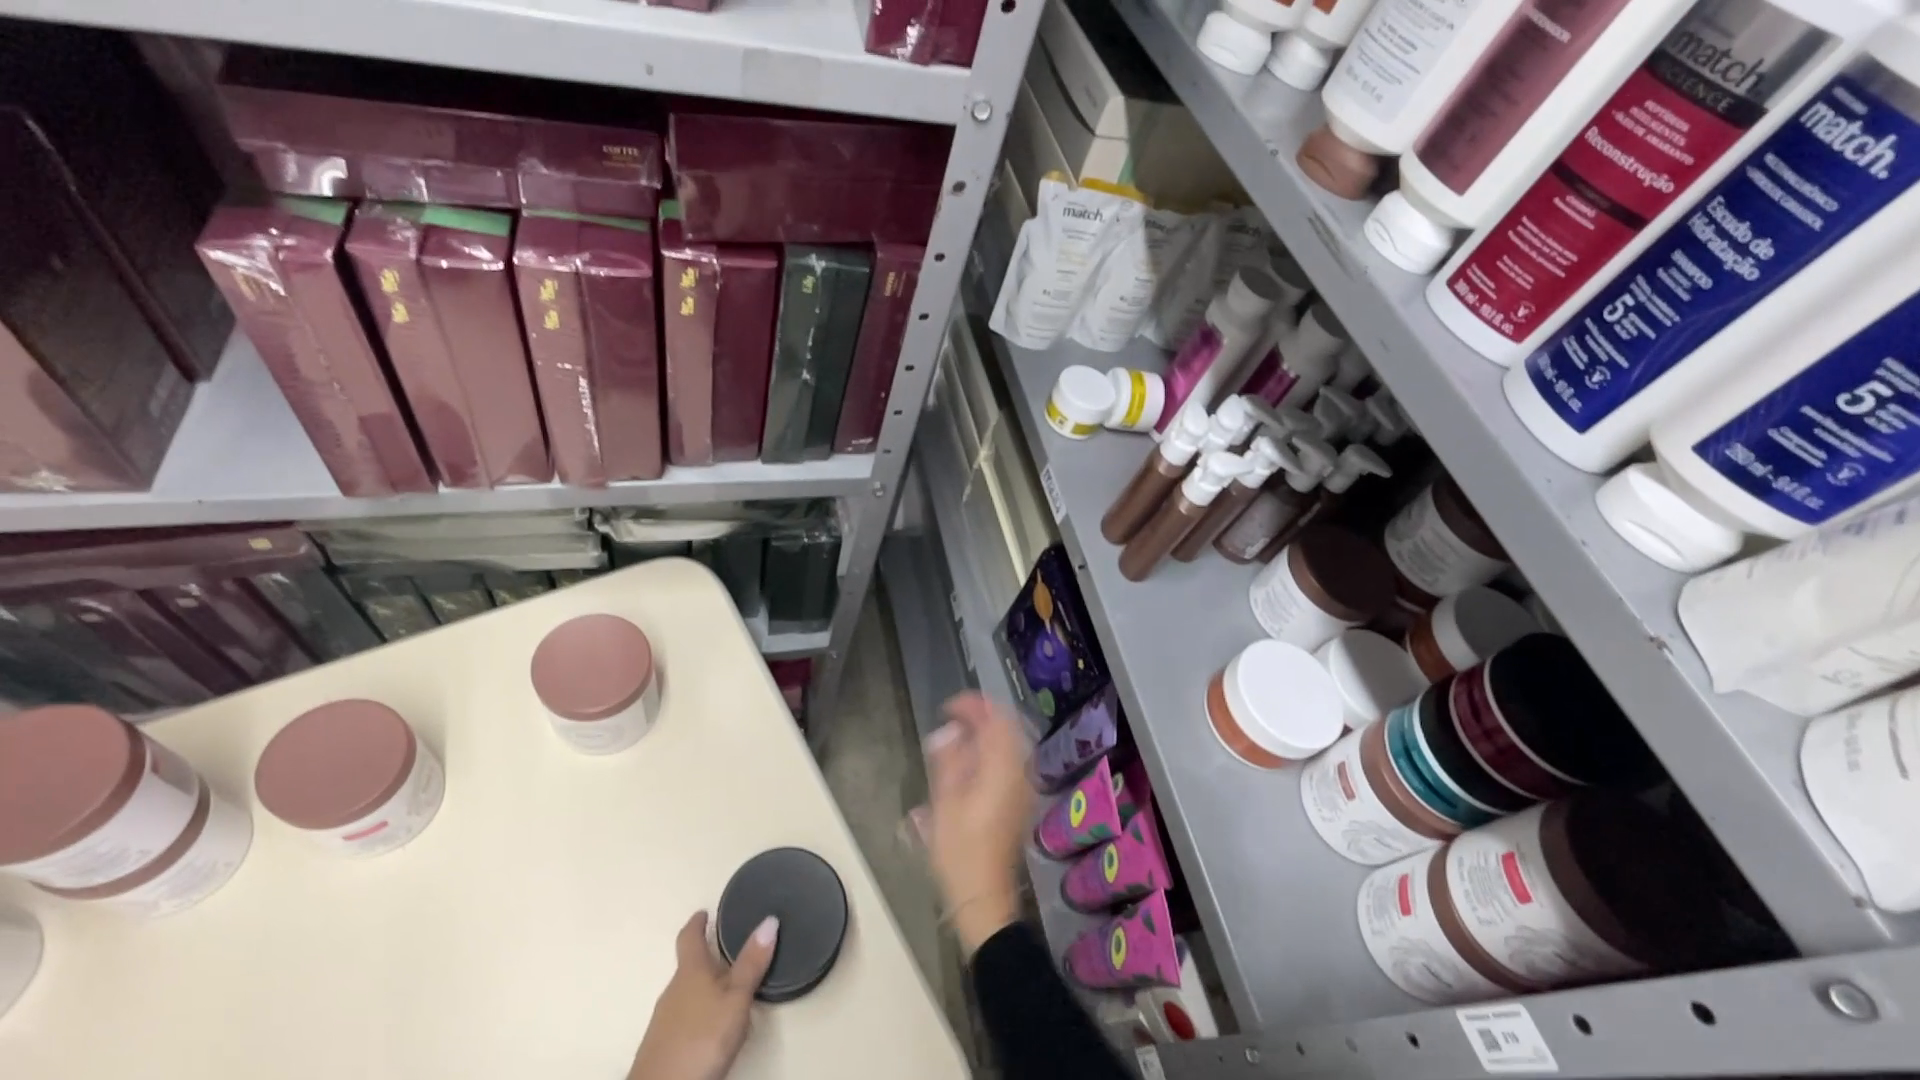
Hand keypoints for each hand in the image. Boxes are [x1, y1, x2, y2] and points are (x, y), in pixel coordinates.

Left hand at [628, 911, 778, 1079]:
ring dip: (706, 986)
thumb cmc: (702, 1037)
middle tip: (731, 951)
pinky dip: (701, 1010)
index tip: (704, 912)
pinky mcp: (665, 1044)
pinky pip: (685, 1015)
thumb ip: (751, 964)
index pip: (689, 938)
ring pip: (688, 992)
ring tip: (731, 989)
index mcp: (690, 972)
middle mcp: (674, 990)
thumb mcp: (736, 999)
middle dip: (708, 958)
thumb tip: (769, 920)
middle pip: (689, 966)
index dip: (697, 923)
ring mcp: (665, 1018)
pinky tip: (715, 1026)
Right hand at [924, 693, 1033, 955]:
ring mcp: (1024, 789)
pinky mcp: (1020, 802)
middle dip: (982, 716)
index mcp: (1003, 770)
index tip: (948, 707)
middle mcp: (1021, 774)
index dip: (974, 706)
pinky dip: (993, 752)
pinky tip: (971, 763)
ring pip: (1012, 745)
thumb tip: (949, 731)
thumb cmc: (960, 852)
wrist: (984, 896)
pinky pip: (1012, 762)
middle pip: (1009, 729)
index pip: (997, 720)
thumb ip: (949, 761)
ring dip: (988, 734)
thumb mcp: (944, 804)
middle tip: (953, 718)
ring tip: (958, 737)